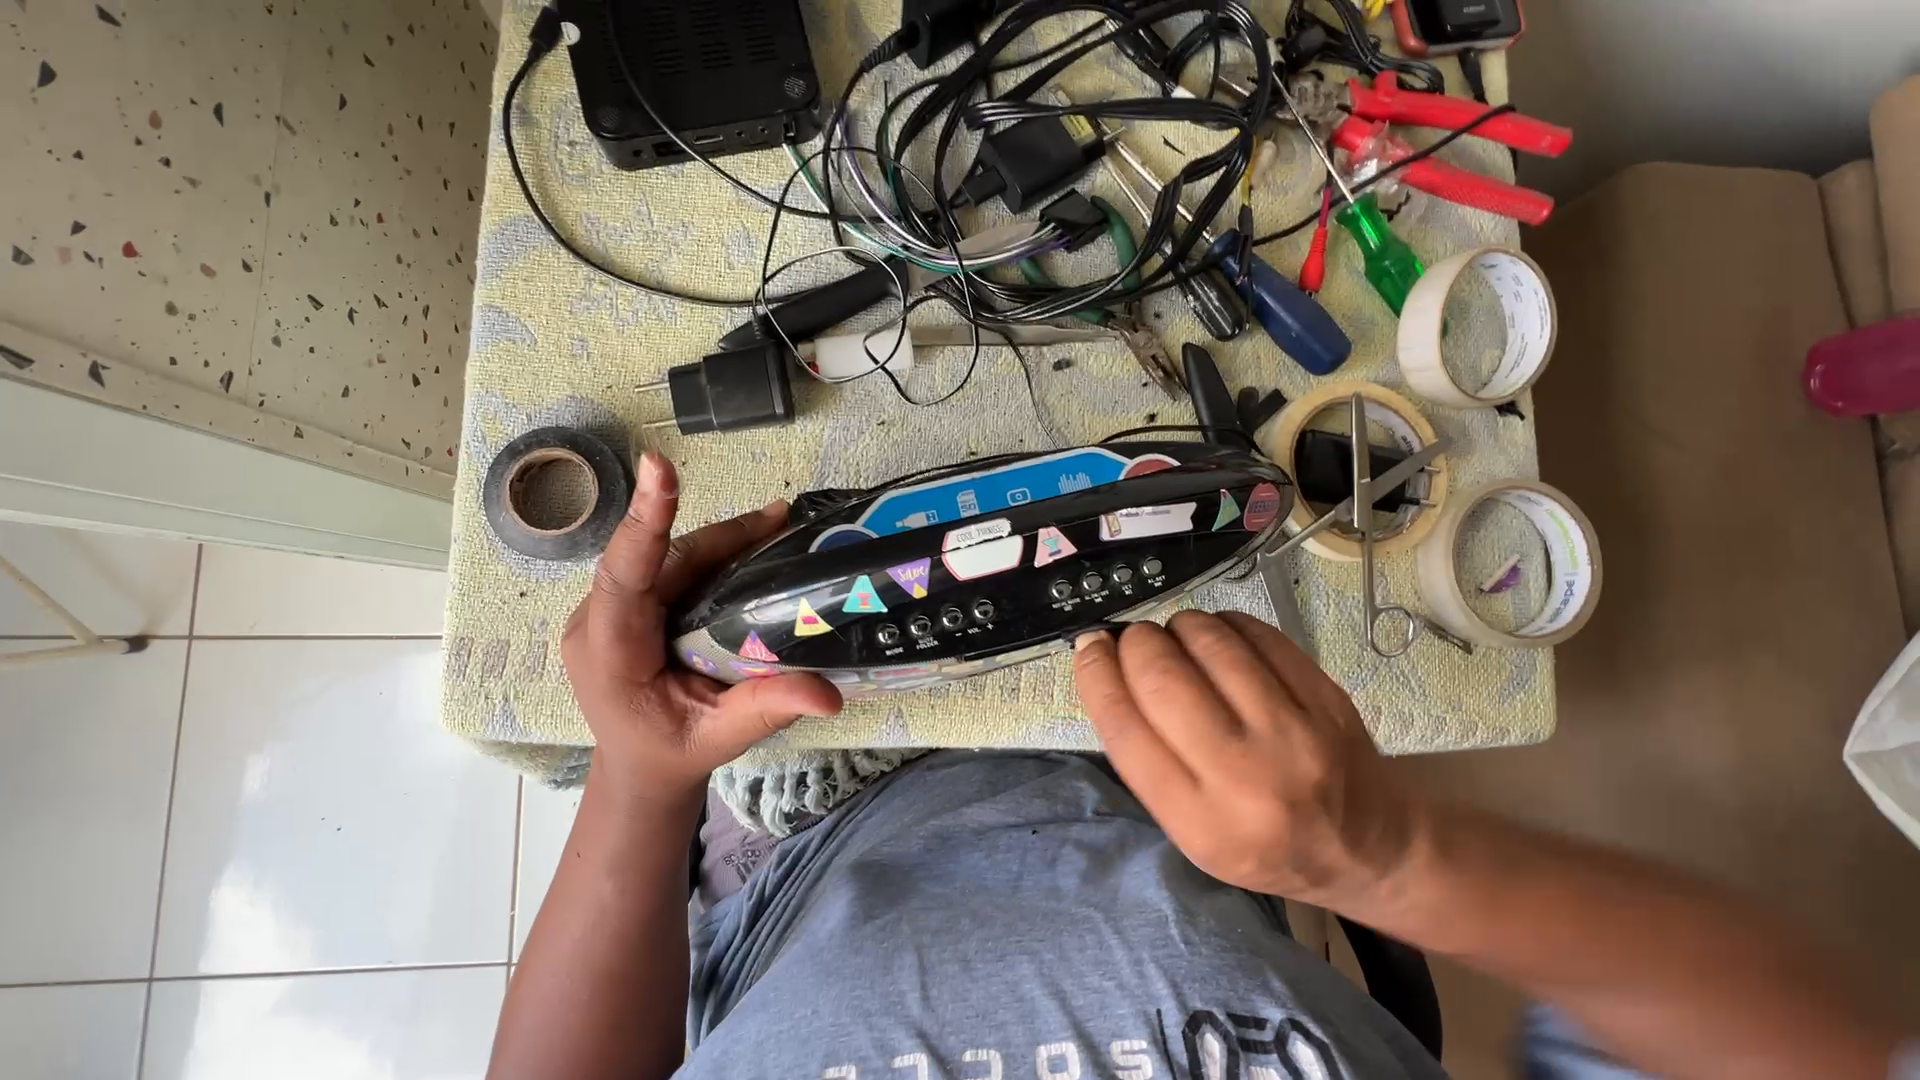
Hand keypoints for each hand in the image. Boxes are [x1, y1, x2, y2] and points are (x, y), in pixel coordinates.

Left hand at [561, 452, 842, 800]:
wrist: (639, 766)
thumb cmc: (670, 753)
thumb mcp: (718, 737)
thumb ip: (766, 710)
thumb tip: (830, 695)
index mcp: (610, 653)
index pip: (623, 578)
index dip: (643, 522)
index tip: (658, 469)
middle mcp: (603, 620)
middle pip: (661, 558)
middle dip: (721, 536)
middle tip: (781, 520)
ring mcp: (615, 608)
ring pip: (670, 556)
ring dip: (724, 541)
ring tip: (779, 525)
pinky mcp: (634, 603)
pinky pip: (673, 566)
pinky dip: (716, 554)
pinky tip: (756, 544)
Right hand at [1072, 611, 1423, 907]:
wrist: (1366, 847)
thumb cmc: (1261, 842)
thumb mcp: (1189, 829)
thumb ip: (1146, 755)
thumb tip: (1103, 663)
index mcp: (1199, 821)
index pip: (1126, 728)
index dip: (1096, 674)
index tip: (1089, 647)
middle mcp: (1246, 777)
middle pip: (1161, 676)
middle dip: (1135, 643)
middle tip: (1136, 644)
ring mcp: (1293, 732)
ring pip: (1207, 641)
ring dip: (1178, 627)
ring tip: (1179, 641)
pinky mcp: (1325, 696)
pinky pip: (1254, 632)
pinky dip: (1222, 625)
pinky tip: (1219, 640)